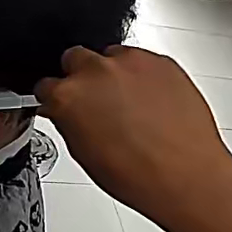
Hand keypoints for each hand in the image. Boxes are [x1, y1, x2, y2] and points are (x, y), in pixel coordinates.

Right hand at [34, 45, 231, 222]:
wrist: (185, 175)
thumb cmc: (138, 174)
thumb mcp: (84, 154)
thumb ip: (68, 121)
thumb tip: (66, 112)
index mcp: (69, 96)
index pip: (46, 85)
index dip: (54, 97)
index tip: (62, 104)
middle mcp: (97, 72)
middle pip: (75, 58)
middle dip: (82, 77)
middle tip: (97, 102)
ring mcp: (130, 63)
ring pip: (111, 57)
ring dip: (115, 75)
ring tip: (131, 106)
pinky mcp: (161, 61)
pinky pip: (143, 61)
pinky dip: (144, 77)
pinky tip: (151, 104)